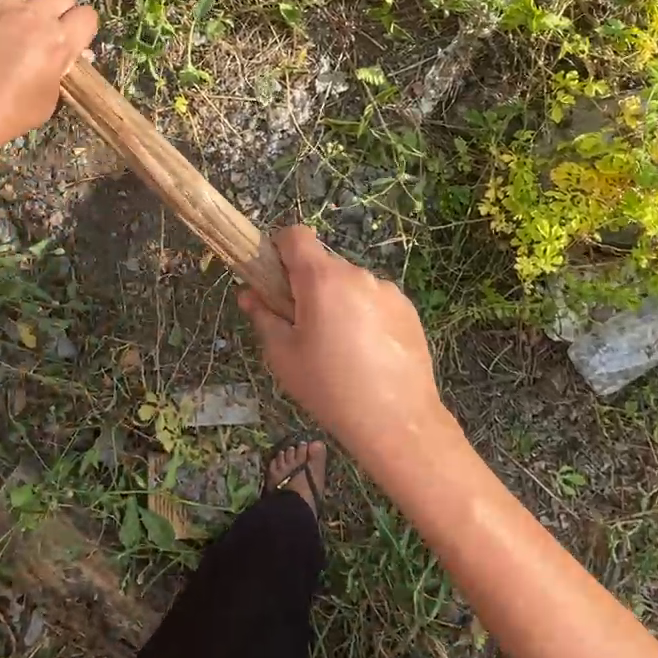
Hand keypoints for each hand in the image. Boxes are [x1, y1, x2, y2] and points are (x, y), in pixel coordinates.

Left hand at [0, 0, 97, 157]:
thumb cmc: (8, 115)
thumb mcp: (49, 99)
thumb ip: (63, 68)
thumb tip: (74, 50)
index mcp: (57, 44)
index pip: (86, 17)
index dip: (83, 29)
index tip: (75, 40)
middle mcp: (33, 17)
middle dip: (63, 10)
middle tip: (51, 28)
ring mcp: (2, 5)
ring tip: (35, 4)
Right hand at [238, 226, 452, 463]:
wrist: (397, 423)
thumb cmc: (329, 388)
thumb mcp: (283, 355)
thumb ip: (263, 316)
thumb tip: (249, 294)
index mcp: (322, 279)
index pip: (295, 235)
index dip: (280, 250)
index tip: (275, 282)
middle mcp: (356, 274)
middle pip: (322, 264)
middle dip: (308, 286)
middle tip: (304, 328)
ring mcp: (387, 290)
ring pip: (349, 284)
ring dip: (338, 302)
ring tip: (340, 348)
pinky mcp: (408, 309)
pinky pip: (374, 300)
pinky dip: (364, 315)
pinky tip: (367, 354)